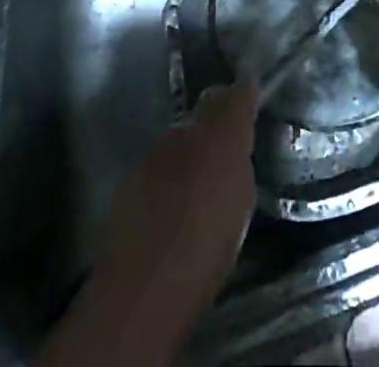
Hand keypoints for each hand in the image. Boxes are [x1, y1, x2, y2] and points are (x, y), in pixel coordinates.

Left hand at [38, 80, 257, 366]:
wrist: (144, 285)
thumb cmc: (209, 245)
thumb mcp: (242, 203)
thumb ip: (238, 168)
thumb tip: (232, 157)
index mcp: (222, 135)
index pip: (236, 95)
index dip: (244, 93)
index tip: (250, 93)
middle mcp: (185, 133)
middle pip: (203, 113)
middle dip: (214, 124)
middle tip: (226, 147)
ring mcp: (152, 154)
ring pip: (178, 140)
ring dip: (188, 152)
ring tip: (196, 183)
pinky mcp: (128, 179)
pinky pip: (157, 166)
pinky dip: (167, 176)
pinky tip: (169, 204)